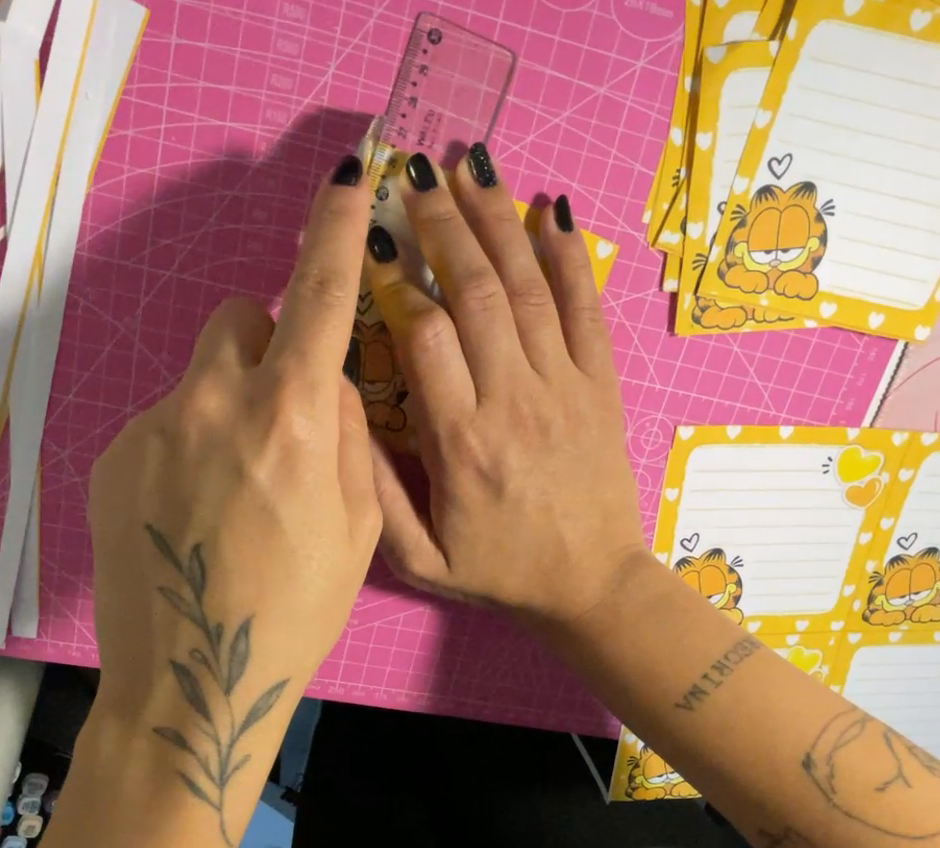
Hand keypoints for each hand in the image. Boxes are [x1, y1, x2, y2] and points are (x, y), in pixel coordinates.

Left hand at [85, 156, 379, 810]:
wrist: (191, 681)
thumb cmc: (295, 612)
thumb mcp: (359, 527)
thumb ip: (349, 432)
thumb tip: (330, 378)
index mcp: (291, 416)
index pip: (319, 295)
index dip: (337, 231)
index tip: (350, 181)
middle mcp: (213, 401)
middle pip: (239, 319)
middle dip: (268, 346)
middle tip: (282, 414)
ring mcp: (152, 426)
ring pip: (199, 378)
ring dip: (225, 402)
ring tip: (232, 487)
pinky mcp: (113, 456)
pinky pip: (163, 422)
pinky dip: (186, 445)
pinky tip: (191, 513)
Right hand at [364, 147, 645, 627]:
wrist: (591, 587)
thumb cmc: (499, 573)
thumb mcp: (419, 560)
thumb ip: (376, 491)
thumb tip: (340, 417)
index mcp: (461, 444)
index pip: (426, 338)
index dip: (397, 284)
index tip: (375, 247)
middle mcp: (513, 403)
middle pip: (477, 294)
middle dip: (442, 227)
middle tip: (414, 176)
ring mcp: (564, 388)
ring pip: (528, 288)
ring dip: (496, 222)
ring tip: (469, 168)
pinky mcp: (599, 386)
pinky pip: (586, 310)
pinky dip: (569, 257)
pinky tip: (549, 211)